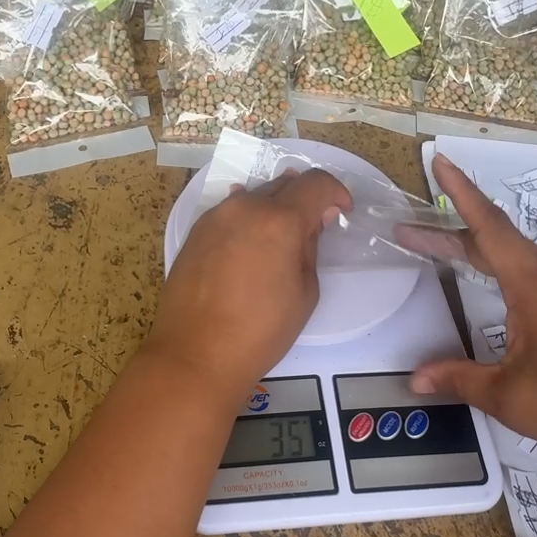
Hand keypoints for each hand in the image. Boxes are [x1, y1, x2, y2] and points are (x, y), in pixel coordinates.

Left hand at [145, 169, 352, 407]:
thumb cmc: (259, 331)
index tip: (341, 211)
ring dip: (274, 207)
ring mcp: (216, 216)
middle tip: (313, 229)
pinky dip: (248, 218)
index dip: (336, 192)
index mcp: (279, 220)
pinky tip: (250, 242)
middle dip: (304, 199)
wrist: (195, 353)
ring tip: (279, 239)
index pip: (316, 183)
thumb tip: (315, 219)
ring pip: (255, 195)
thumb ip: (310, 246)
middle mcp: (245, 207)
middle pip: (284, 184)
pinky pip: (230, 211)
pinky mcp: (196, 231)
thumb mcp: (304, 292)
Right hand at [401, 153, 536, 474]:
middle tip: (410, 234)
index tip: (440, 160)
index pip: (488, 227)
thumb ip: (459, 379)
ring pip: (519, 256)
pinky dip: (505, 267)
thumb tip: (416, 379)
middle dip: (450, 235)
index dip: (460, 193)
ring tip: (448, 252)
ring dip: (480, 251)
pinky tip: (502, 285)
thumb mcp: (510, 397)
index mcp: (535, 286)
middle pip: (496, 240)